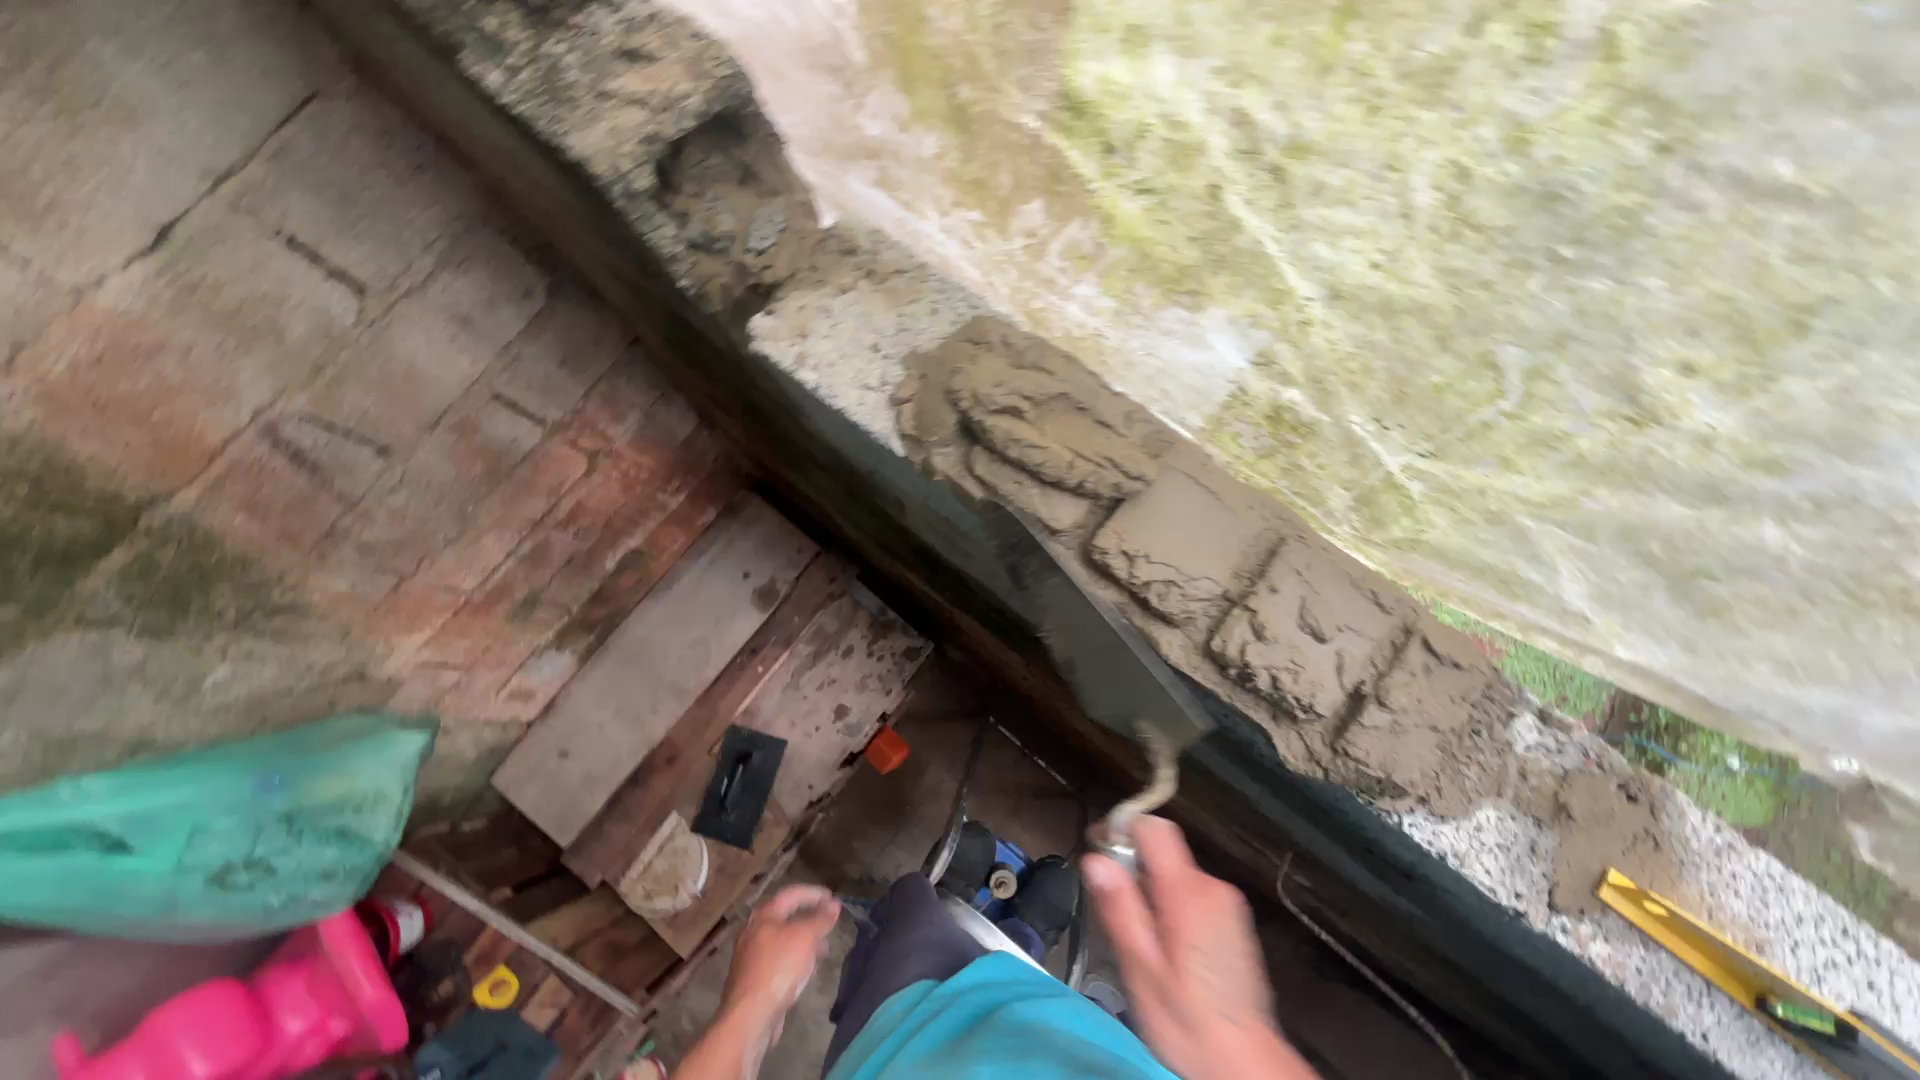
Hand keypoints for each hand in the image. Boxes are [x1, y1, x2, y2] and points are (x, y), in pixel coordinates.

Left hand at [719, 884, 840, 1037]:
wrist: (750, 1016)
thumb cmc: (779, 968)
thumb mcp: (805, 938)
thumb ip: (820, 919)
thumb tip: (833, 904)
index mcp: (764, 916)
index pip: (791, 894)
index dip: (813, 893)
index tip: (832, 898)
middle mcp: (753, 932)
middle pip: (785, 918)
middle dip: (809, 919)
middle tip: (828, 923)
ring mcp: (751, 957)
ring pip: (783, 941)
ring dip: (804, 942)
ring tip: (824, 951)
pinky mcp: (753, 980)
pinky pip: (779, 962)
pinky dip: (795, 960)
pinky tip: (806, 973)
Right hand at [1082, 816, 1317, 1079]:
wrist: (1245, 1062)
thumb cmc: (1186, 1021)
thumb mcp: (1141, 968)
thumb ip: (1120, 908)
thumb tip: (1095, 860)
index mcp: (1188, 894)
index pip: (1154, 829)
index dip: (1121, 829)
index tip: (1096, 851)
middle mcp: (1213, 888)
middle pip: (1163, 850)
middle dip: (1132, 868)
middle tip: (1110, 909)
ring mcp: (1228, 903)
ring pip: (1175, 872)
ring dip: (1149, 889)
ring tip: (1136, 937)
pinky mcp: (1233, 920)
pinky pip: (1191, 892)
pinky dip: (1169, 903)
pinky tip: (1164, 947)